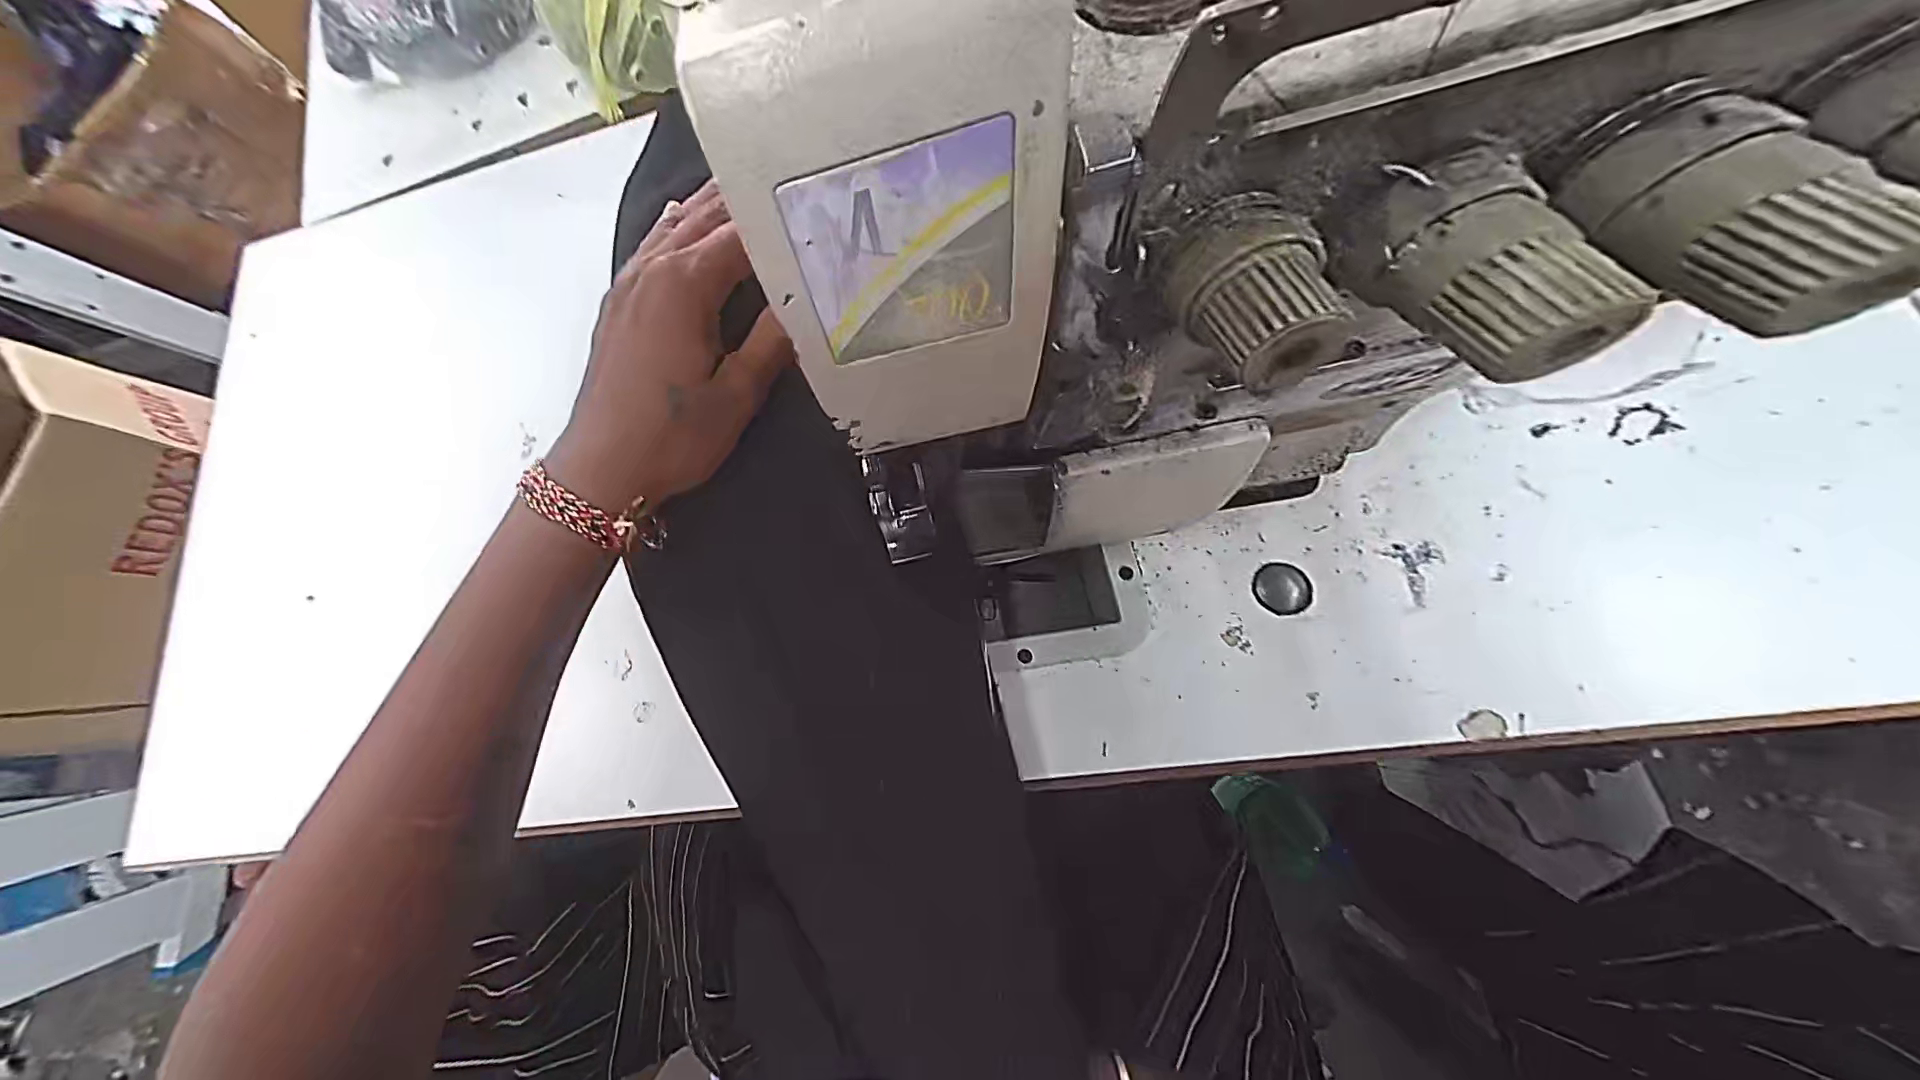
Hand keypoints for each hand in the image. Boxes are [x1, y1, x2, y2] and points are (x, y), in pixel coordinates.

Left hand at [547, 181, 794, 511]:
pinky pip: (654, 245)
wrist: (602, 466)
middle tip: (792, 189)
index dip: (779, 222)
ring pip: (675, 225)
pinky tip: (686, 220)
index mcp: (683, 285)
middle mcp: (651, 271)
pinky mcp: (620, 303)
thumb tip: (802, 301)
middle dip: (747, 200)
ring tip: (751, 192)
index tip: (816, 214)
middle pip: (704, 216)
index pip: (740, 234)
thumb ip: (771, 341)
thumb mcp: (737, 395)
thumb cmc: (672, 436)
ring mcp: (630, 284)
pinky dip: (679, 227)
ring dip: (712, 207)